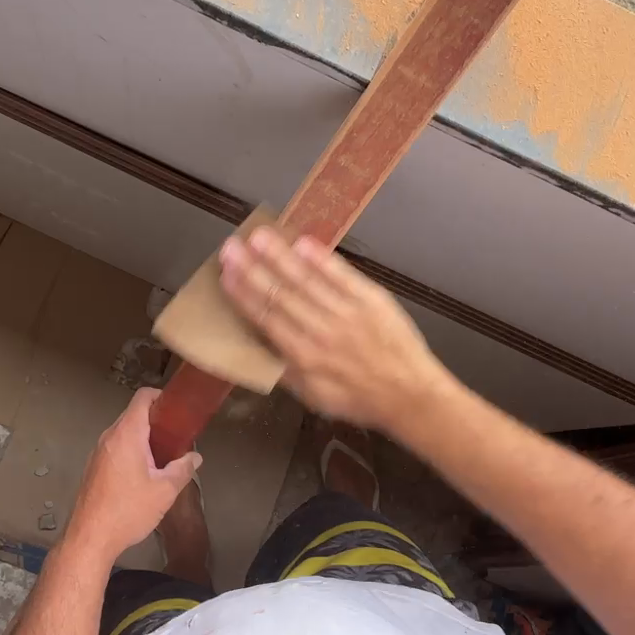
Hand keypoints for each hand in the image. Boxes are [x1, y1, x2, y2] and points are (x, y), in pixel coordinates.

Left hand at [66, 387, 201, 562]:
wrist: (89, 539)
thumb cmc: (128, 510)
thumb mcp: (164, 491)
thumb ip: (183, 469)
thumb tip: (195, 457)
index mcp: (127, 434)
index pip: (143, 397)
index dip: (161, 397)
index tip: (178, 410)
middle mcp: (109, 437)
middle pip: (134, 414)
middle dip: (157, 421)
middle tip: (177, 436)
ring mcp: (98, 452)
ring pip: (124, 432)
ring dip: (144, 438)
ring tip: (163, 457)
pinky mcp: (93, 467)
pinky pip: (116, 448)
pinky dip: (131, 451)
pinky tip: (143, 474)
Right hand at [218, 227, 457, 430]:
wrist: (410, 394)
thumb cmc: (358, 398)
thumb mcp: (313, 396)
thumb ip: (284, 369)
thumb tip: (257, 344)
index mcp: (303, 356)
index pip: (266, 318)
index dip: (243, 294)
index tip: (225, 274)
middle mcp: (321, 330)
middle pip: (280, 294)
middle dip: (252, 269)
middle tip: (230, 247)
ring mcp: (347, 311)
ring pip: (306, 279)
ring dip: (280, 256)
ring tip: (259, 236)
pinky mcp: (370, 298)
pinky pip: (341, 275)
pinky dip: (321, 259)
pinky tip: (303, 243)